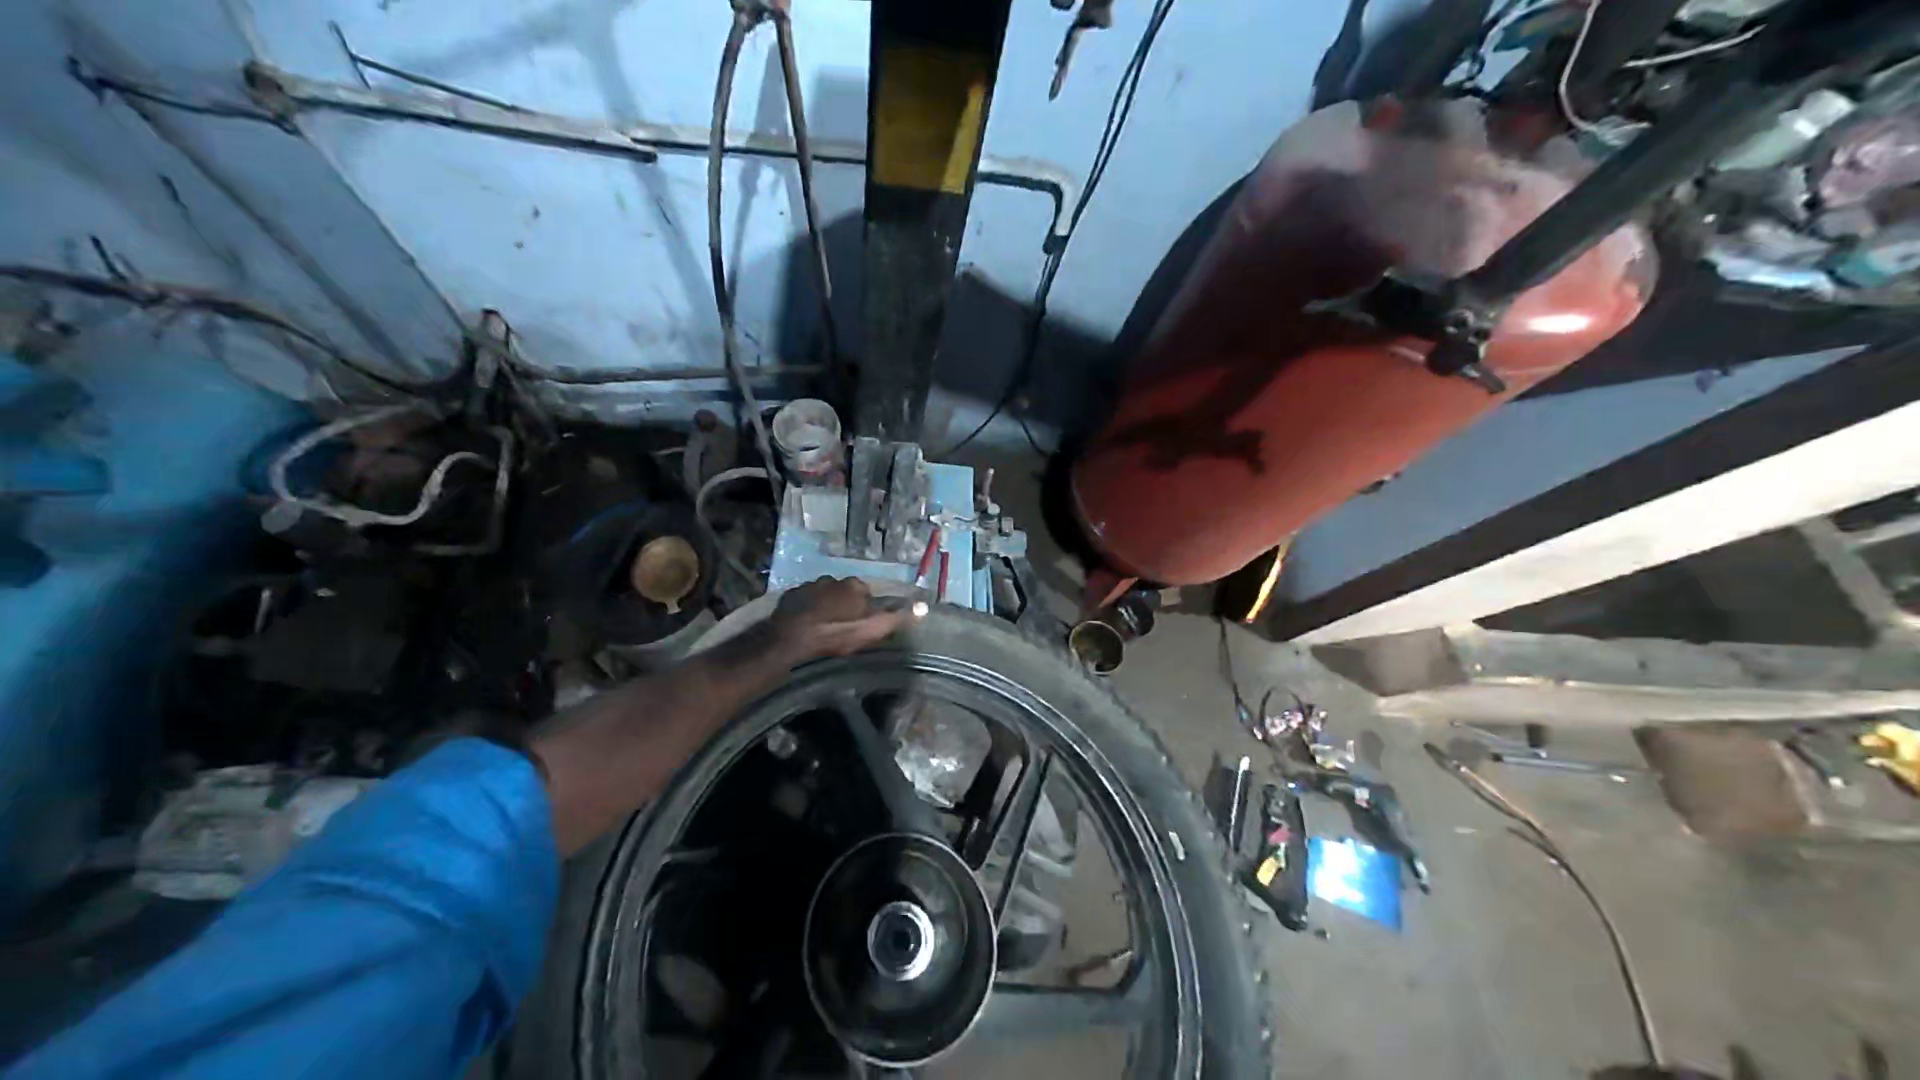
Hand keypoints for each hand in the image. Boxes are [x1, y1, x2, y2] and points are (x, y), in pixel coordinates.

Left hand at [768, 577, 914, 662]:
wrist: (792, 639)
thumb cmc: (836, 634)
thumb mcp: (873, 630)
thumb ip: (898, 618)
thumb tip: (925, 606)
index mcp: (856, 586)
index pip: (868, 594)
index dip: (867, 610)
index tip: (863, 625)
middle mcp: (834, 579)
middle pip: (846, 593)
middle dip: (846, 605)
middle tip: (844, 627)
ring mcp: (810, 585)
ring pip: (824, 595)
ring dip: (826, 606)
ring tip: (824, 627)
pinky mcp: (791, 595)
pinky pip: (805, 601)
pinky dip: (807, 609)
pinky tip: (806, 624)